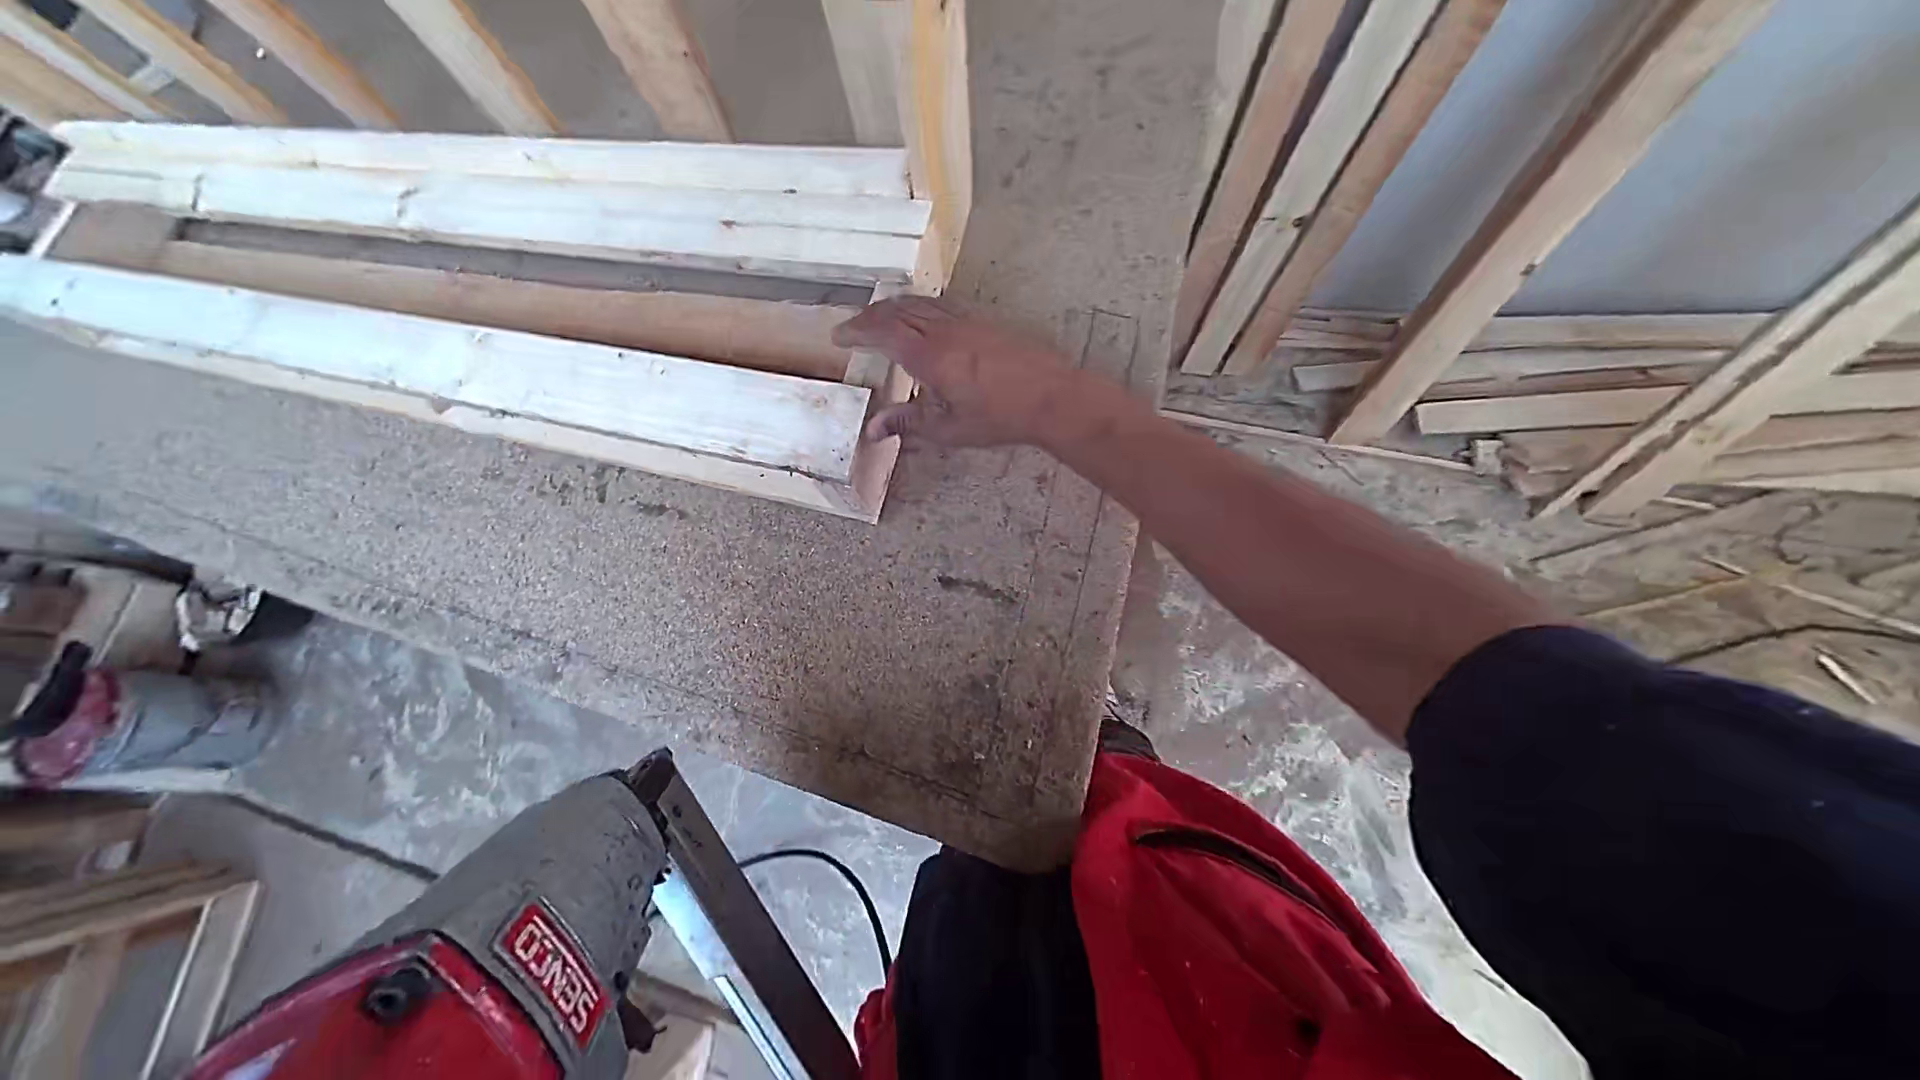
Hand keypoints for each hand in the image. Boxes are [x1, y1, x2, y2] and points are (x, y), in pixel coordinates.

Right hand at [832, 297, 1110, 448]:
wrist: (1052, 397)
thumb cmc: (999, 416)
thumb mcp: (948, 427)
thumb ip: (907, 422)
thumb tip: (873, 429)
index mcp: (929, 355)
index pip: (882, 332)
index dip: (857, 330)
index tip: (840, 336)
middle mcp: (944, 330)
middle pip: (898, 310)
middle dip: (871, 316)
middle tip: (856, 327)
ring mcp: (967, 321)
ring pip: (921, 304)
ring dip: (895, 307)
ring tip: (884, 319)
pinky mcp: (986, 322)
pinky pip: (943, 306)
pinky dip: (921, 308)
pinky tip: (926, 322)